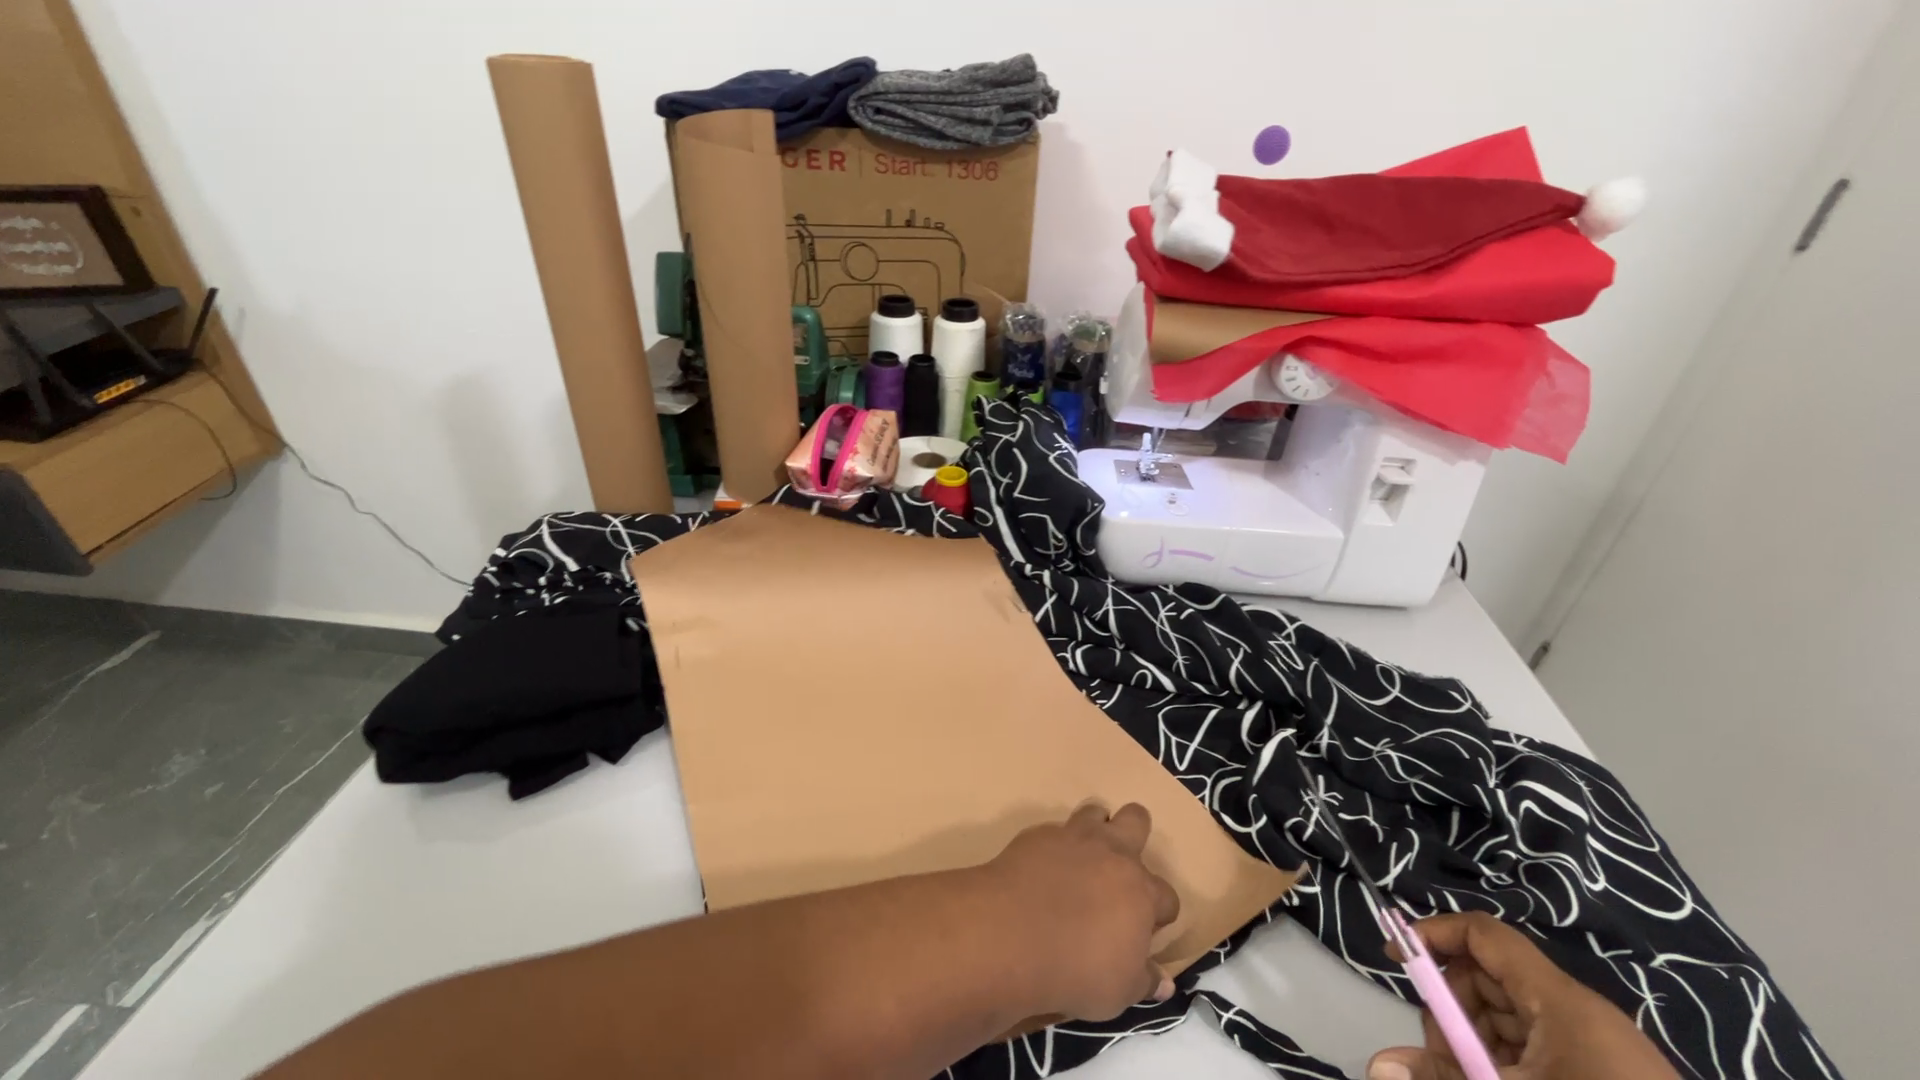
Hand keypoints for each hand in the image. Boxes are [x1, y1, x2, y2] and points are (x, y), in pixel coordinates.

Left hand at [982, 803, 1180, 1021]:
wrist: (1013, 935)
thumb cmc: (1076, 969)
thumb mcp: (1119, 991)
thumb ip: (1144, 980)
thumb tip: (1165, 984)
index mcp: (1141, 892)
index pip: (1167, 896)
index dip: (1159, 913)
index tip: (1144, 929)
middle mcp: (1113, 855)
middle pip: (1136, 821)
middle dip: (1135, 833)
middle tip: (1119, 865)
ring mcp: (1073, 839)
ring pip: (1094, 811)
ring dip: (1093, 828)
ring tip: (1081, 855)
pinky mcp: (1037, 836)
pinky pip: (1052, 831)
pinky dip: (1052, 847)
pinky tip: (1041, 868)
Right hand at [1367, 913, 1680, 1079]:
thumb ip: (1443, 1076)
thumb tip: (1379, 1065)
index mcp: (1559, 1001)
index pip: (1484, 934)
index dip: (1434, 935)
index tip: (1396, 959)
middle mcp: (1575, 1011)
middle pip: (1488, 979)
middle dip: (1451, 1011)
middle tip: (1442, 1058)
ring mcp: (1591, 1046)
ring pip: (1507, 1020)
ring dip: (1473, 1044)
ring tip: (1468, 1078)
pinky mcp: (1599, 1073)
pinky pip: (1534, 1050)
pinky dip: (1502, 1064)